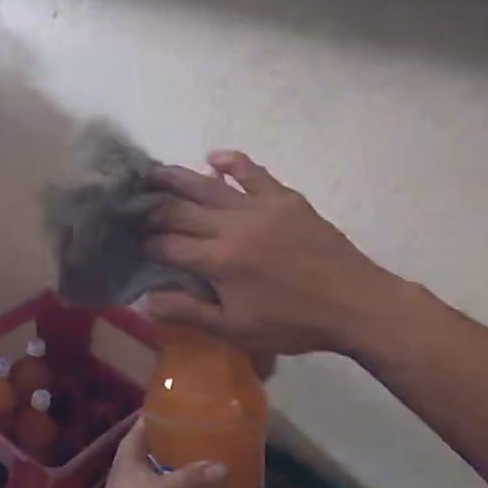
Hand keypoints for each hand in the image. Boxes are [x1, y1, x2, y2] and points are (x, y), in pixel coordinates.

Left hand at [83, 417, 228, 487]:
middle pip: (168, 437)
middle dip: (192, 434)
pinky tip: (217, 481)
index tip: (206, 404)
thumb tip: (224, 467)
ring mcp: (147, 476)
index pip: (154, 416)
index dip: (176, 408)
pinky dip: (194, 478)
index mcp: (133, 446)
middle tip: (227, 430)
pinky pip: (178, 479)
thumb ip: (190, 479)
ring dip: (195, 458)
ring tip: (229, 452)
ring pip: (175, 459)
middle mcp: (140, 456)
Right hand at [139, 151, 408, 358]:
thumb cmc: (291, 324)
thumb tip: (145, 302)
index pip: (168, 246)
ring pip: (210, 187)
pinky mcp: (287, 201)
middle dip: (151, 208)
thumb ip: (188, 313)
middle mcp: (234, 227)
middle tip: (130, 205)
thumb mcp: (234, 329)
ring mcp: (262, 209)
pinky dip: (233, 163)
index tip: (130, 244)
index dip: (146, 244)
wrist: (357, 305)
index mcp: (218, 261)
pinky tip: (214, 158)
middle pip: (181, 211)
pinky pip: (255, 174)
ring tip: (153, 172)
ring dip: (178, 178)